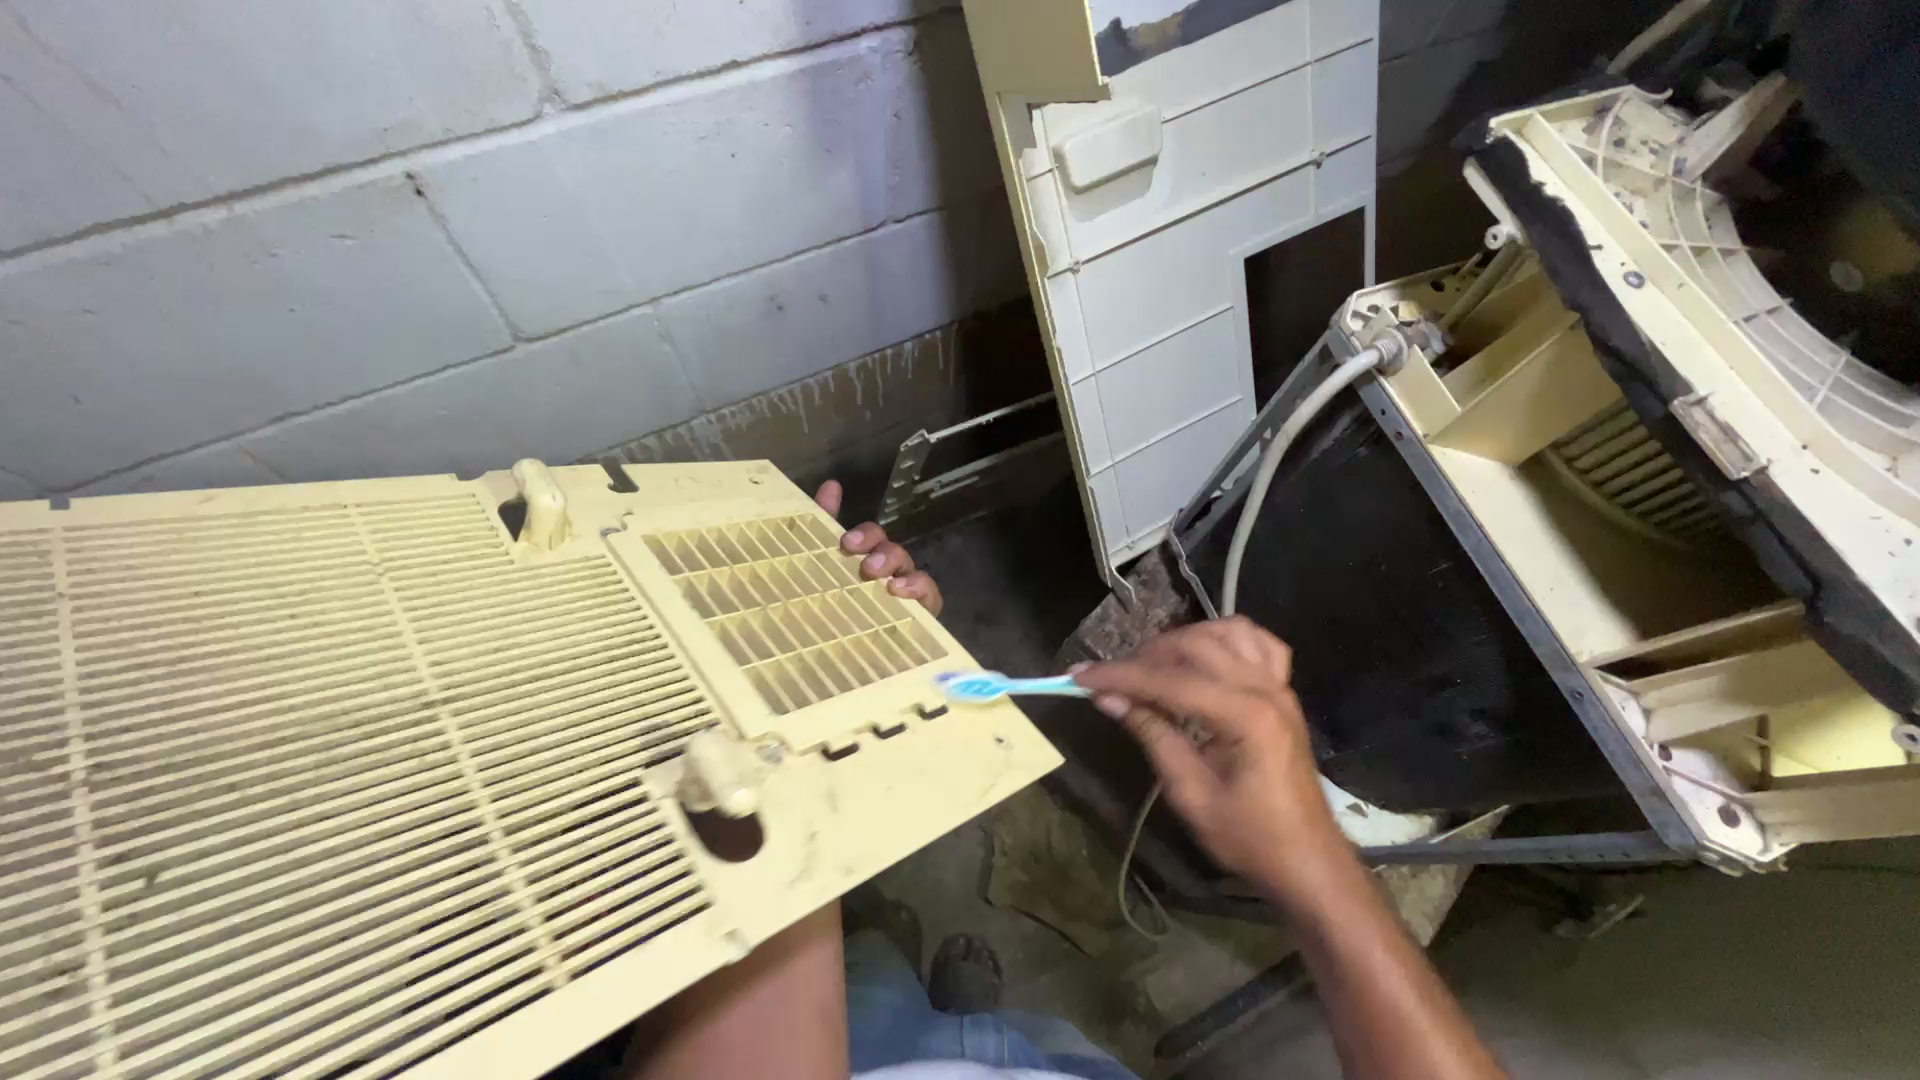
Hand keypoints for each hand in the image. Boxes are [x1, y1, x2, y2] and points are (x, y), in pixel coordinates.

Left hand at [813, 480, 942, 616]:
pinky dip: (920, 590)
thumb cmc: (829, 611)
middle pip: (893, 550)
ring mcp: (906, 596)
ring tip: (885, 582)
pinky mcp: (922, 618)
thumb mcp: (818, 566)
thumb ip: (820, 527)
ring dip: (900, 567)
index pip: (872, 537)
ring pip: (912, 569)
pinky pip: (931, 597)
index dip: (864, 533)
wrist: (834, 669)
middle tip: (864, 565)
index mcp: (863, 561)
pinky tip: (902, 593)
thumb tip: (831, 485)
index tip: (845, 543)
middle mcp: (887, 575)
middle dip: (882, 550)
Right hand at [1074, 617, 1342, 897]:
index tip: (1079, 676)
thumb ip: (1152, 734)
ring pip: (1226, 632)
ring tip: (1152, 666)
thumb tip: (1107, 698)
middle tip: (1109, 680)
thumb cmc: (1248, 836)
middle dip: (1145, 657)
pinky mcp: (1284, 692)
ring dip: (1184, 640)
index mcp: (1245, 716)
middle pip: (1194, 646)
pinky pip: (1258, 644)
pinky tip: (1204, 656)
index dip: (1120, 676)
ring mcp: (1279, 686)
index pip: (1169, 681)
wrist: (1306, 860)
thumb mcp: (1189, 792)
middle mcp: (1265, 688)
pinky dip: (1226, 639)